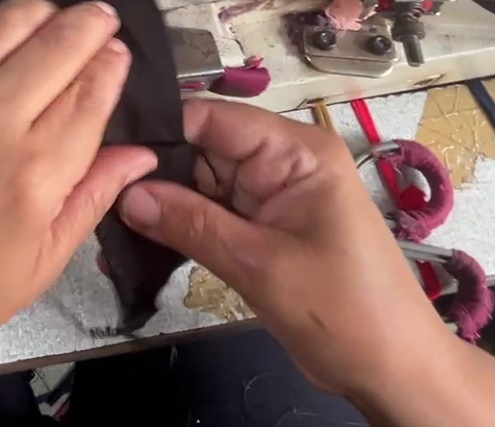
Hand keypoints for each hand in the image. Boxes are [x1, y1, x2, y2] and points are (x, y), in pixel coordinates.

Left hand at [0, 0, 158, 386]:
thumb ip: (95, 194)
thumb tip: (142, 151)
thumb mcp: (45, 260)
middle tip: (104, 20)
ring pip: (12, 17)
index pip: (92, 89)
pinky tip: (6, 35)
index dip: (114, 60)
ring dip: (45, 11)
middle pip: (60, 39)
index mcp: (36, 170)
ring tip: (59, 22)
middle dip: (93, 22)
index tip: (123, 50)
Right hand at [117, 99, 451, 401]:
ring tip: (107, 217)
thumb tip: (126, 195)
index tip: (108, 148)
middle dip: (152, 171)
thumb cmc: (348, 313)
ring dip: (158, 202)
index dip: (161, 130)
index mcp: (293, 150)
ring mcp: (267, 193)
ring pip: (196, 182)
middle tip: (97, 188)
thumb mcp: (263, 266)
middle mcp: (278, 160)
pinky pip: (206, 213)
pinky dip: (176, 226)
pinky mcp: (259, 224)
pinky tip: (137, 239)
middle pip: (199, 148)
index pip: (213, 118)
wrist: (398, 377)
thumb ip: (192, 224)